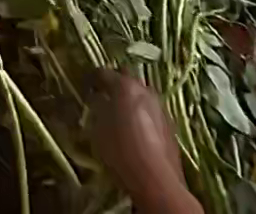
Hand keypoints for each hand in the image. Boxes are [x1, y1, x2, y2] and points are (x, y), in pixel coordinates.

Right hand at [89, 72, 201, 213]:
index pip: (103, 73)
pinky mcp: (169, 124)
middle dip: (114, 84)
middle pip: (126, 78)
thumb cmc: (122, 152)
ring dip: (130, 99)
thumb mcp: (98, 130)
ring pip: (141, 94)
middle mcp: (144, 90)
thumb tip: (97, 99)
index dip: (92, 78)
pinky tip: (136, 130)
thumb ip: (97, 108)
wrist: (157, 182)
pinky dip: (142, 113)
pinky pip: (151, 110)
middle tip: (104, 96)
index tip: (86, 87)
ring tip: (121, 114)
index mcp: (124, 86)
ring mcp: (159, 106)